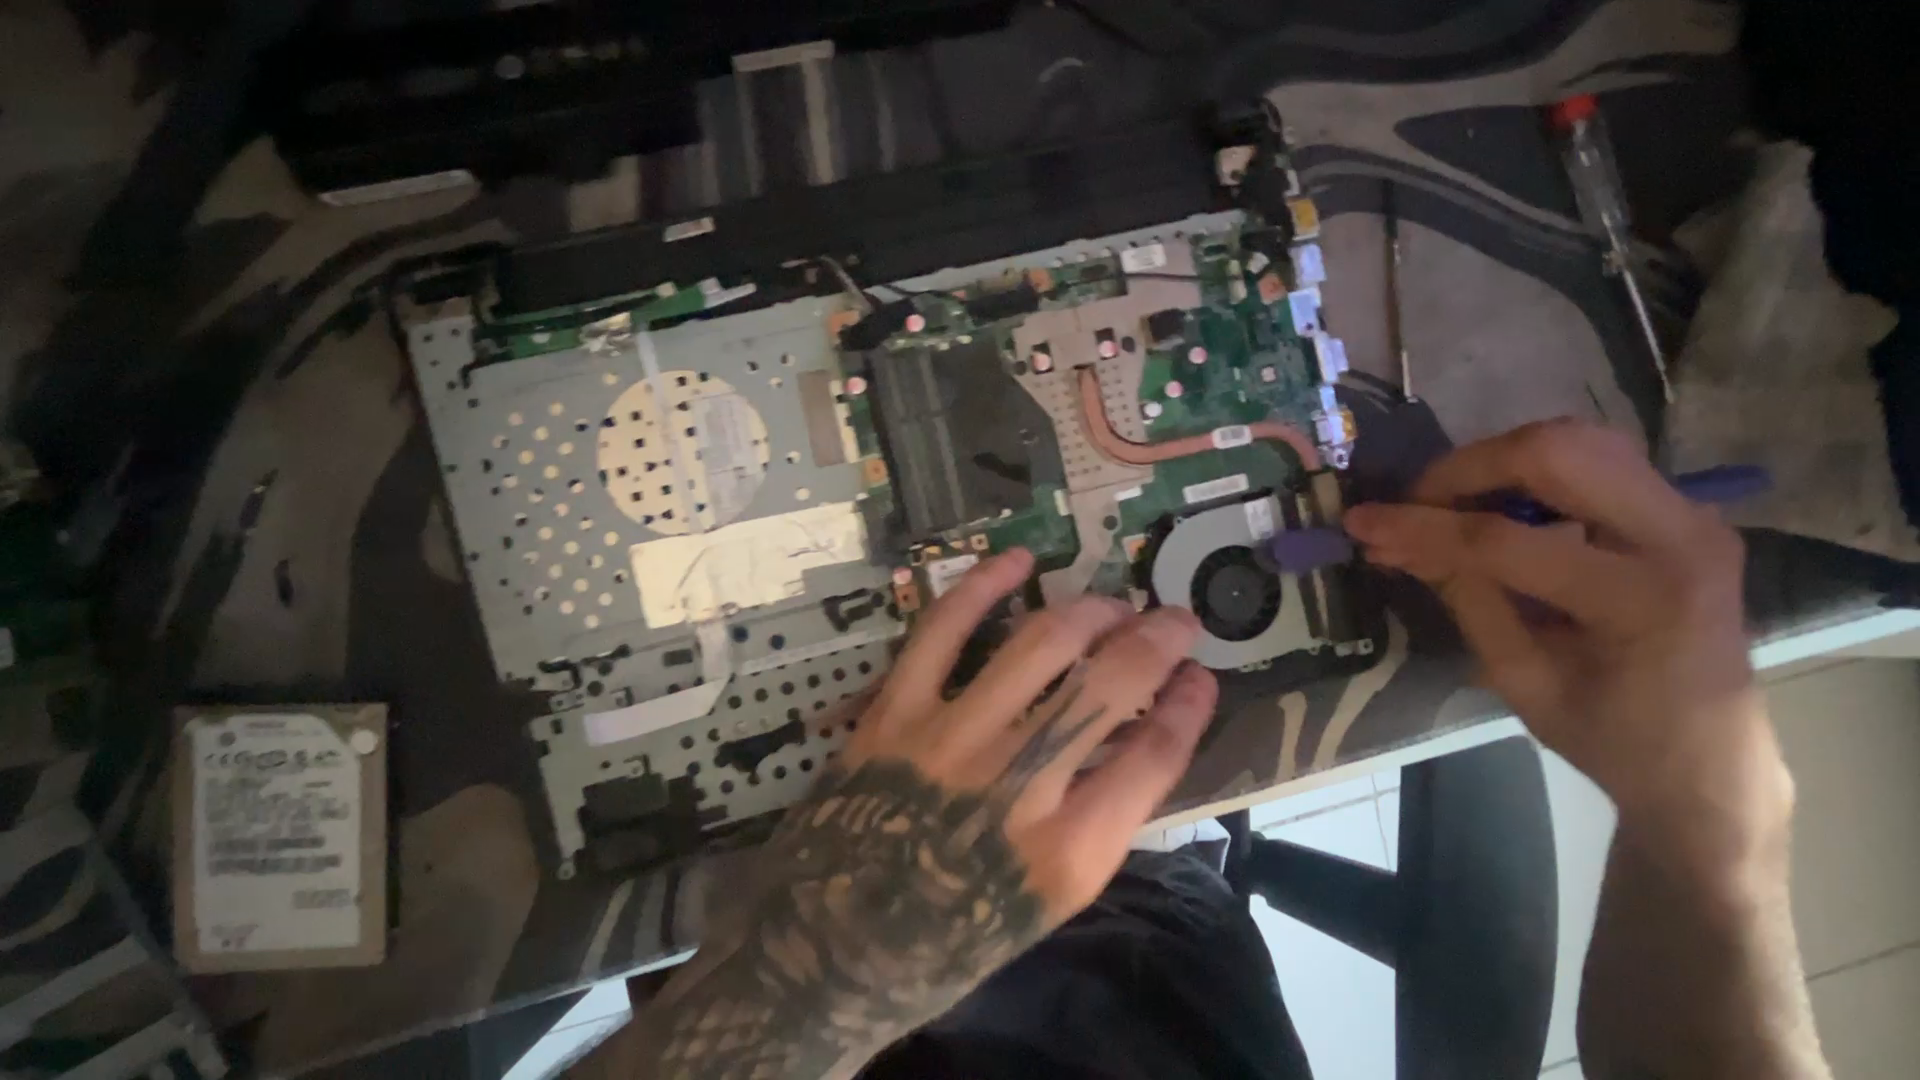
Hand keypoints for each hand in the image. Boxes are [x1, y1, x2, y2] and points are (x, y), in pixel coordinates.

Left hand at [650, 548, 1216, 1076]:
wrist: (824, 950)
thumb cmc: (948, 936)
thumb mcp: (1043, 902)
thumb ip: (1096, 822)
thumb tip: (1138, 739)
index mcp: (1067, 854)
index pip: (1155, 757)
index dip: (1189, 705)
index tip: (1201, 677)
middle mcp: (1016, 787)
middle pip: (1109, 686)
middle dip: (1157, 641)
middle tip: (1175, 621)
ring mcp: (950, 740)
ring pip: (1040, 645)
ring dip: (1089, 611)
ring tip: (1112, 604)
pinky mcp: (893, 713)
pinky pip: (942, 630)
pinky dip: (982, 586)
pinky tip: (1017, 560)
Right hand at [1343, 421, 1791, 851]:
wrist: (1710, 760)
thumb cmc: (1609, 735)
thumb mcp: (1518, 676)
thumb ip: (1463, 596)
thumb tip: (1390, 542)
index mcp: (1640, 599)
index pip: (1505, 538)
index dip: (1421, 525)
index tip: (1360, 522)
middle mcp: (1681, 536)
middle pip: (1556, 453)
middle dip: (1465, 470)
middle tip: (1414, 506)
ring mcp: (1692, 514)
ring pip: (1577, 440)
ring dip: (1497, 462)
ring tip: (1450, 505)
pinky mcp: (1684, 509)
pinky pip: (1594, 459)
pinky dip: (1529, 471)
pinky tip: (1495, 507)